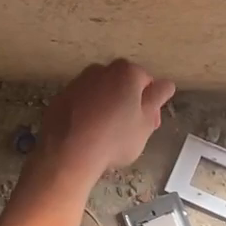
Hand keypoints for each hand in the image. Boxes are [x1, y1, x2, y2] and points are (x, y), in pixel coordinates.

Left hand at [38, 59, 174, 177]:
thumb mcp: (146, 122)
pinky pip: (81, 103)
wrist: (68, 154)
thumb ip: (157, 98)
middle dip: (128, 103)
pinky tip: (88, 135)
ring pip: (100, 93)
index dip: (150, 103)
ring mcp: (77, 83)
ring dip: (107, 108)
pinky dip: (86, 114)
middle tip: (130, 131)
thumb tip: (166, 84)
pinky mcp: (60, 98)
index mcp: (126, 72)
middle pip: (122, 84)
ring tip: (107, 135)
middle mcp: (100, 70)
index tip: (149, 123)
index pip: (146, 81)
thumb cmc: (114, 139)